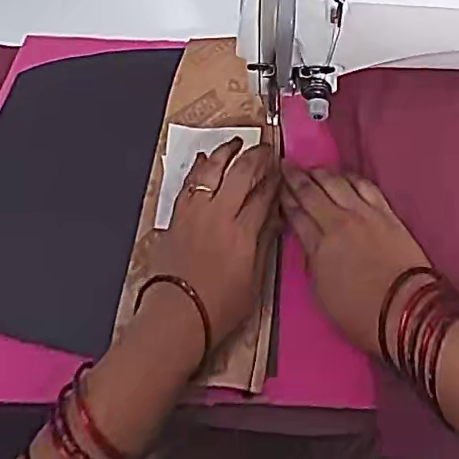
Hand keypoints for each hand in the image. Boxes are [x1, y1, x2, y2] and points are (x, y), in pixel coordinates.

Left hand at [149, 140, 280, 357]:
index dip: (275, 179)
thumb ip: (264, 244)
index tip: (281, 170)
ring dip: (227, 152)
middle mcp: (219, 214)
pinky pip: (190, 182)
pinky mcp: (178, 215)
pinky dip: (200, 167)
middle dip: (257, 156)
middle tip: (266, 148)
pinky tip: (206, 158)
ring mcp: (195, 211)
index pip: (264, 194)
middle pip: (241, 173)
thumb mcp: (254, 281)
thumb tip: (274, 218)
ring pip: (213, 169)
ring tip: (237, 142)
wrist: (176, 316)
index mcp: (242, 233)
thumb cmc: (219, 307)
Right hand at [281, 164, 433, 358]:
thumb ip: (313, 263)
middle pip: (311, 192)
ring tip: (311, 169)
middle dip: (294, 177)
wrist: (407, 311)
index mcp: (319, 247)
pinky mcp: (386, 212)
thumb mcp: (323, 296)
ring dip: (320, 173)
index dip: (284, 199)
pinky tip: (344, 175)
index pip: (295, 214)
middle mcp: (338, 223)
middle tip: (286, 166)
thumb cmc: (362, 316)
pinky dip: (350, 177)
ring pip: (336, 183)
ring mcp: (363, 214)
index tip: (277, 187)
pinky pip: (365, 185)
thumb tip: (309, 243)